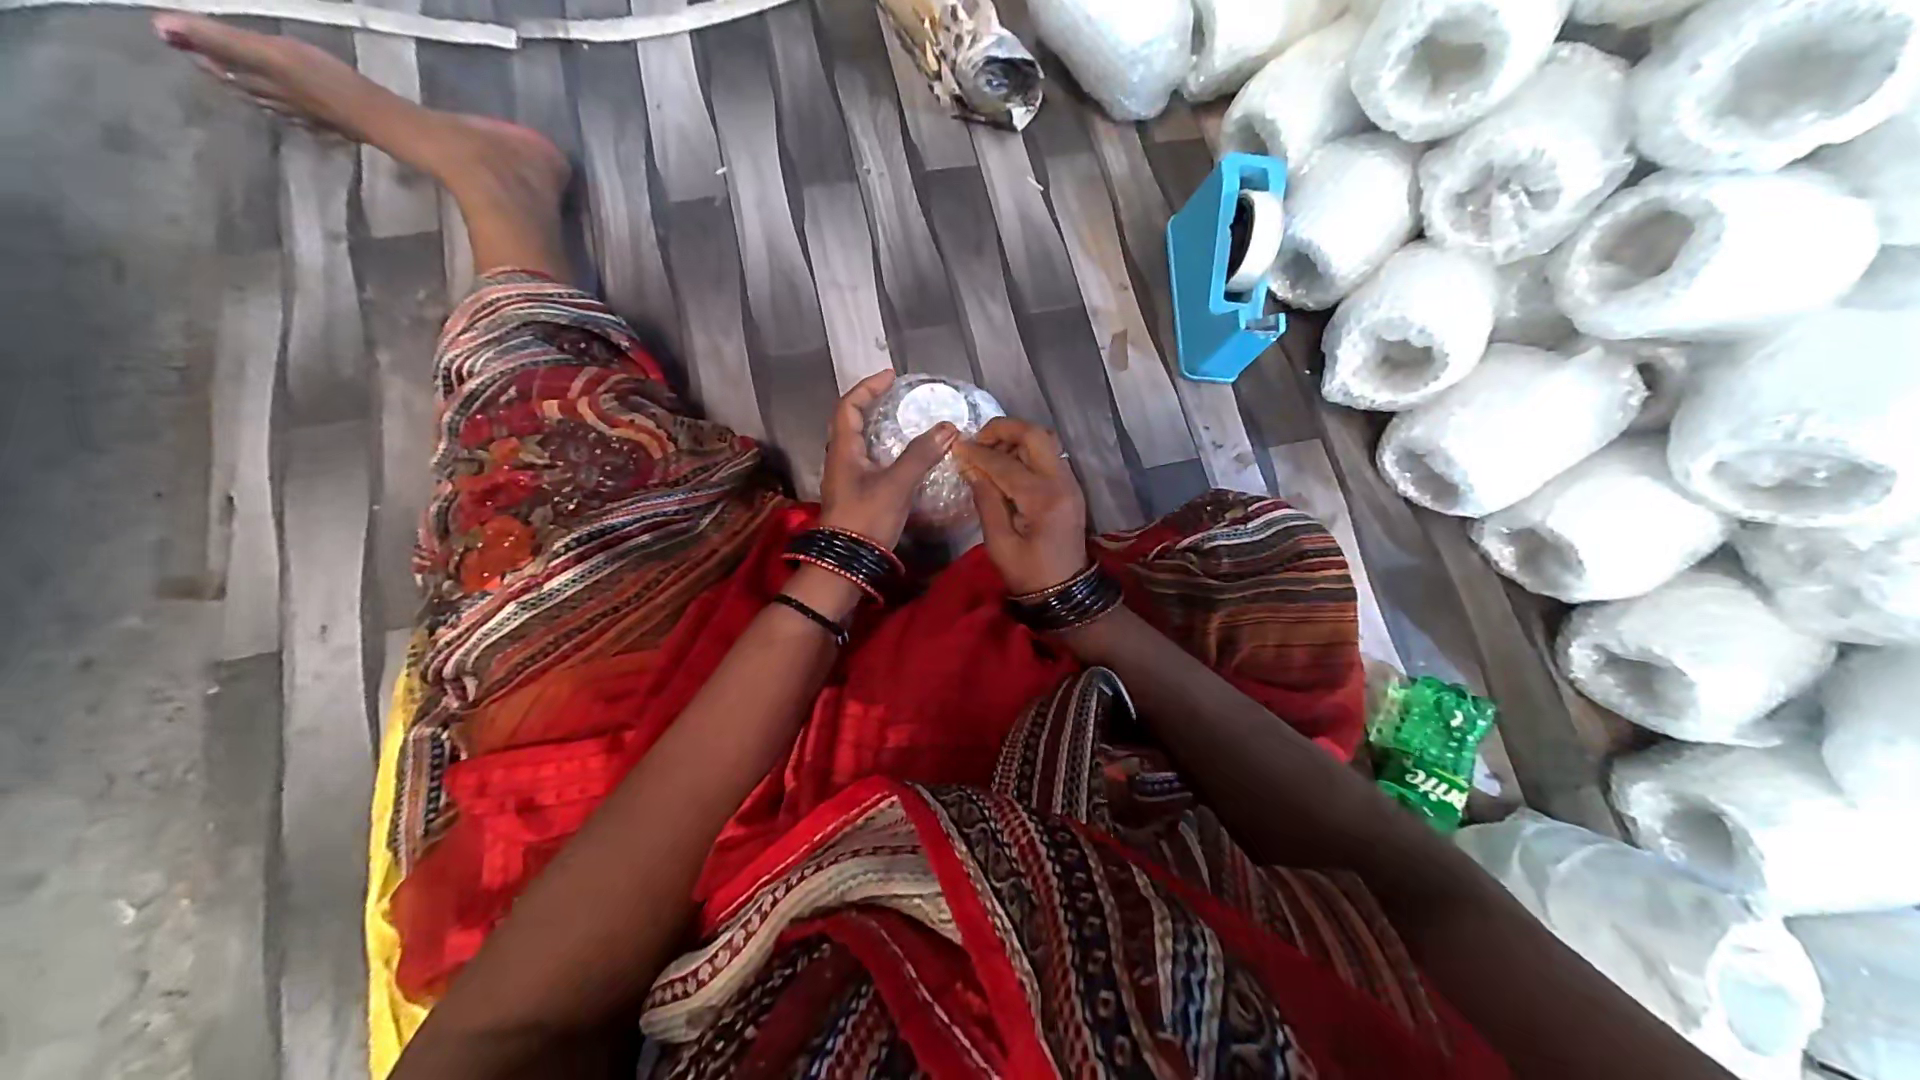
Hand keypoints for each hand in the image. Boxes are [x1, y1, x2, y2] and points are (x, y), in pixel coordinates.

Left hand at [818, 370, 957, 548]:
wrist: (846, 562)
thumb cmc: (866, 519)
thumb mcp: (897, 485)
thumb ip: (921, 455)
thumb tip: (948, 428)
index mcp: (843, 449)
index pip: (849, 406)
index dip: (868, 388)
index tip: (890, 377)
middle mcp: (838, 459)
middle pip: (849, 421)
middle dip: (869, 403)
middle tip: (893, 395)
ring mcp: (843, 477)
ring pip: (855, 441)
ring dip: (873, 425)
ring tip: (897, 420)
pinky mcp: (852, 493)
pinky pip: (863, 459)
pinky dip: (879, 447)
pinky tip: (897, 456)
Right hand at [955, 417, 1089, 594]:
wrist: (1067, 592)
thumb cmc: (1029, 574)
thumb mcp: (999, 543)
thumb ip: (986, 500)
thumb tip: (971, 467)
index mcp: (1043, 499)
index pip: (1006, 463)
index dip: (978, 452)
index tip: (957, 447)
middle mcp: (1062, 482)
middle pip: (1036, 435)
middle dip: (1004, 429)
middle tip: (978, 440)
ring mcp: (1070, 483)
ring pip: (1045, 442)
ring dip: (1016, 439)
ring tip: (989, 452)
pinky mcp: (1070, 487)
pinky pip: (1048, 456)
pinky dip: (1026, 452)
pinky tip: (1006, 465)